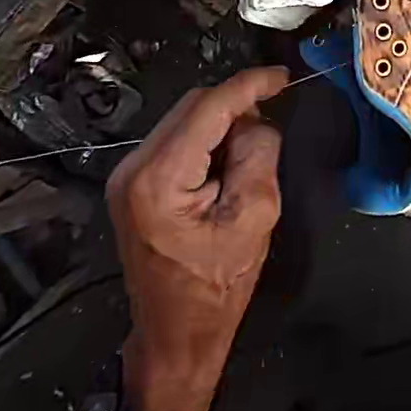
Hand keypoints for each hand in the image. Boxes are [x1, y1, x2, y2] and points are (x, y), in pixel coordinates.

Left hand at [106, 66, 286, 410]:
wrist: (175, 335)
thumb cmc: (218, 288)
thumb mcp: (255, 218)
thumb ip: (258, 155)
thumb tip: (257, 122)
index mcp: (159, 179)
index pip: (208, 108)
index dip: (249, 85)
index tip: (283, 76)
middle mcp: (132, 168)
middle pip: (191, 107)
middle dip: (236, 108)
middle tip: (271, 129)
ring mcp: (127, 175)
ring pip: (184, 120)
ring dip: (222, 126)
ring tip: (249, 158)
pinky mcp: (133, 184)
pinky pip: (177, 141)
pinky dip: (207, 142)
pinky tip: (226, 167)